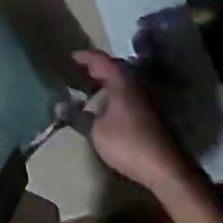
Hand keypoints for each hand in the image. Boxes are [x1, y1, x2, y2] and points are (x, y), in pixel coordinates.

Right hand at [73, 49, 196, 193]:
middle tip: (78, 70)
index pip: (100, 59)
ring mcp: (144, 94)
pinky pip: (127, 88)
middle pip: (113, 65)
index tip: (71, 57)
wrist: (164, 165)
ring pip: (122, 77)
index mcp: (120, 80)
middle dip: (95, 66)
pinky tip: (106, 102)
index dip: (85, 56)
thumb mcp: (97, 132)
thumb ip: (78, 116)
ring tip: (89, 84)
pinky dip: (114, 88)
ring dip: (105, 78)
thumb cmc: (128, 143)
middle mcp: (134, 81)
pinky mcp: (149, 108)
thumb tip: (59, 105)